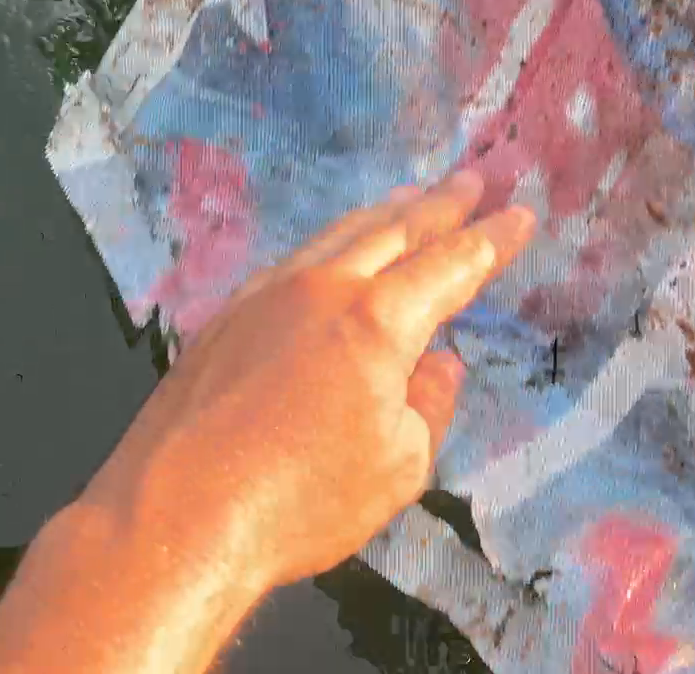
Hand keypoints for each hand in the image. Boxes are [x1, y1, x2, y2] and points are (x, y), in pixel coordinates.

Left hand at [87, 169, 534, 589]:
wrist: (174, 516)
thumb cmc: (302, 500)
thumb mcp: (398, 465)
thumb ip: (429, 403)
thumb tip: (440, 362)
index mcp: (378, 320)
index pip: (452, 265)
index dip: (493, 238)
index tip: (520, 212)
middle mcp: (326, 287)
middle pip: (397, 230)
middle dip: (442, 204)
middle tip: (473, 178)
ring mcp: (270, 291)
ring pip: (342, 233)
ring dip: (386, 211)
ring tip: (413, 194)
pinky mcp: (230, 311)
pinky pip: (296, 257)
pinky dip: (332, 240)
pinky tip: (334, 245)